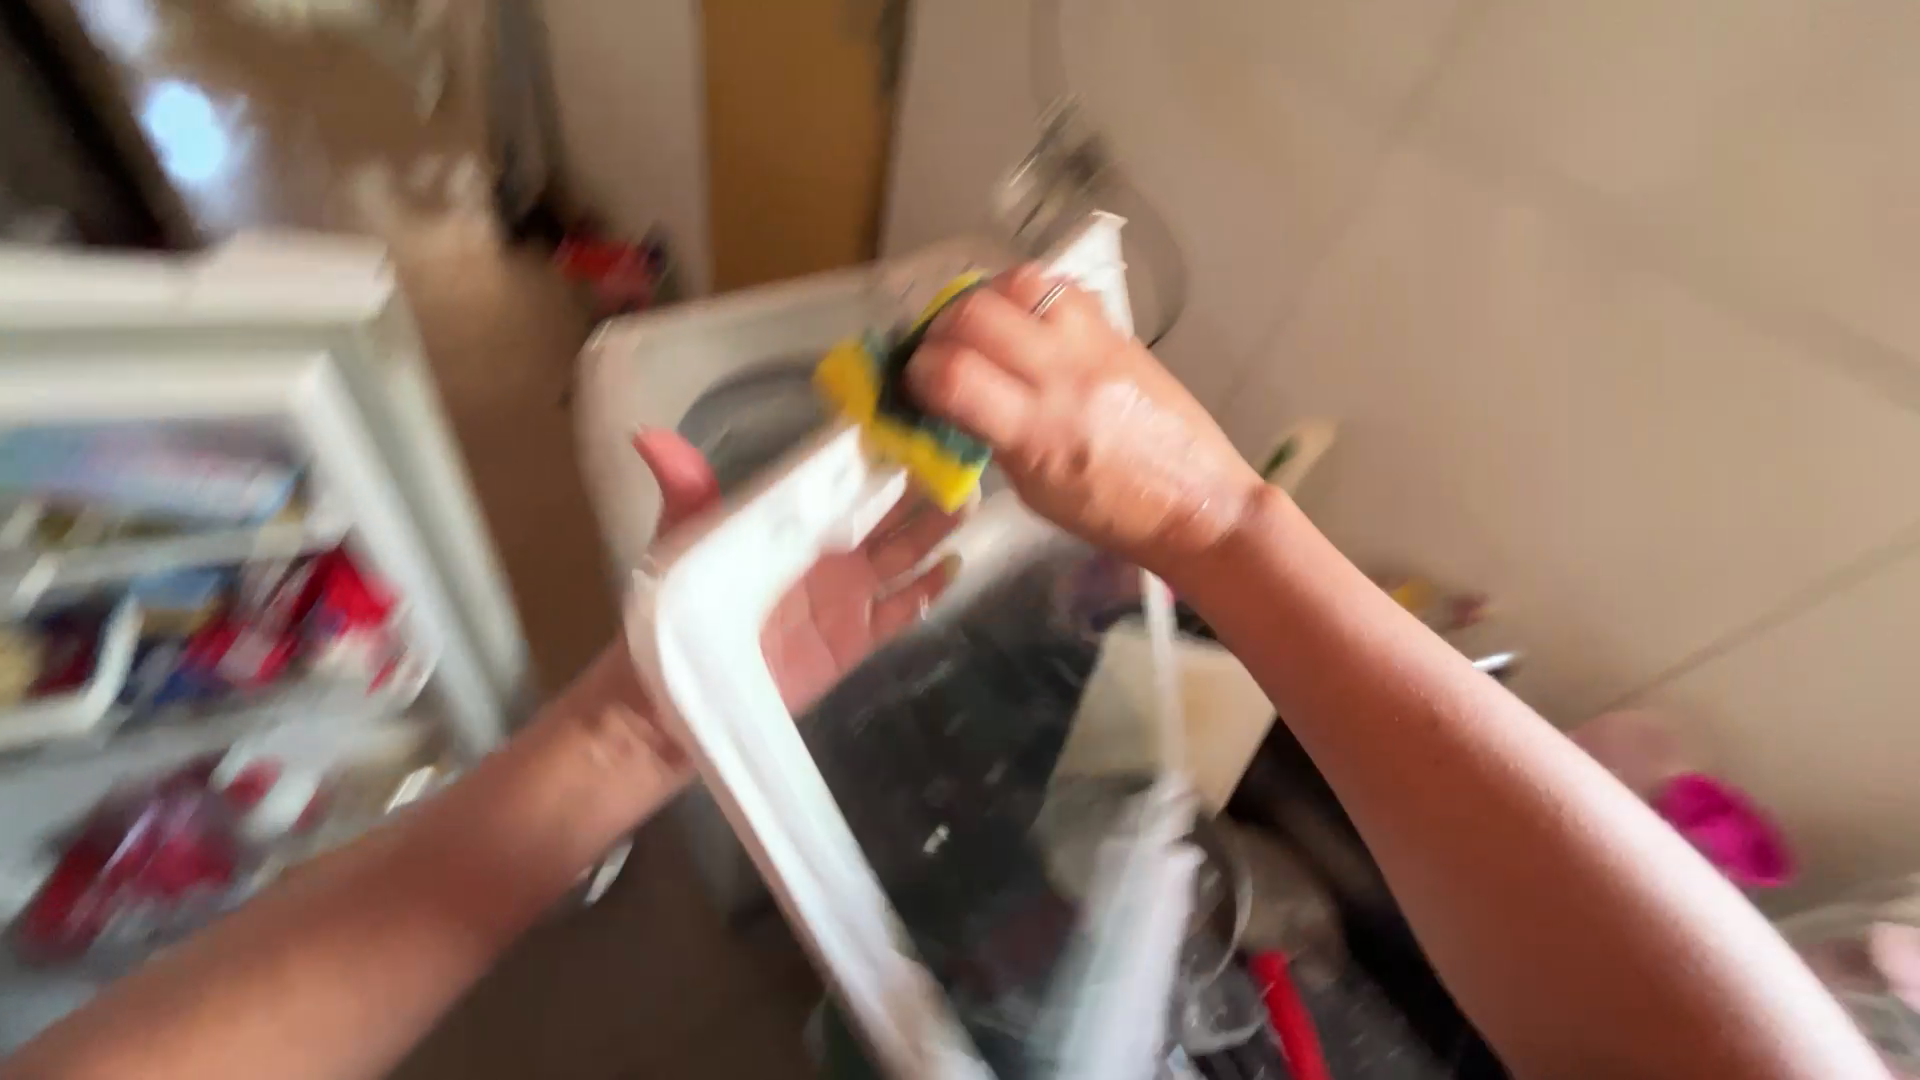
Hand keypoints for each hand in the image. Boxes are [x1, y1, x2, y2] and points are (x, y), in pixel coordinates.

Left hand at [632, 428, 962, 711]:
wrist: (680, 697)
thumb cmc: (682, 610)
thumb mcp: (686, 543)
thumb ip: (686, 492)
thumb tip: (648, 435)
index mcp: (795, 523)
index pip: (846, 481)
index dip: (879, 455)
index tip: (912, 426)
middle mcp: (829, 552)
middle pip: (887, 513)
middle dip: (922, 487)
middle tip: (957, 459)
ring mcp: (848, 595)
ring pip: (904, 554)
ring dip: (934, 529)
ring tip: (966, 501)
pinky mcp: (857, 638)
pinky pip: (902, 610)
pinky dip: (928, 592)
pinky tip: (953, 568)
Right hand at [905, 265, 1263, 578]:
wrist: (1196, 502)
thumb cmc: (1110, 515)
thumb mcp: (1033, 492)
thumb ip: (990, 438)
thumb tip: (949, 399)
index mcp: (1040, 435)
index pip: (953, 377)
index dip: (916, 373)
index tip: (912, 384)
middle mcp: (1065, 377)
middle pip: (975, 314)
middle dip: (939, 330)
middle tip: (938, 353)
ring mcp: (1096, 345)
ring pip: (1018, 283)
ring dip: (982, 300)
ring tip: (979, 329)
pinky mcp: (1118, 331)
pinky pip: (1060, 289)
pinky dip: (1027, 297)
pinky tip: (1023, 322)